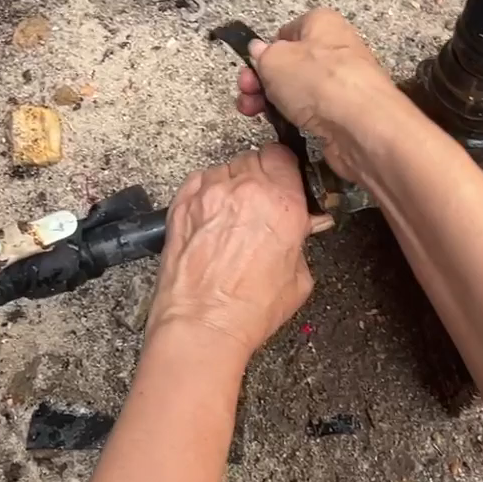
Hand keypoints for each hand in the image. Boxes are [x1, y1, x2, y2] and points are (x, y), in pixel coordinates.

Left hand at [147, 144, 315, 364]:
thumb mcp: (299, 277)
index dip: (284, 169)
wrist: (202, 325)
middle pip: (255, 158)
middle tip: (260, 204)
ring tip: (231, 216)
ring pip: (226, 168)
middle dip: (259, 178)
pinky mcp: (182, 203)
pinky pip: (199, 182)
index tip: (283, 182)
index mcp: (283, 203)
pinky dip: (206, 193)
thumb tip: (298, 228)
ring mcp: (210, 193)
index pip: (284, 156)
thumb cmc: (248, 309)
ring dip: (232, 185)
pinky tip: (211, 219)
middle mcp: (246, 190)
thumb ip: (299, 240)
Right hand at [235, 8, 405, 181]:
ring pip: (298, 90)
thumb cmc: (322, 82)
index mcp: (322, 24)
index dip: (265, 51)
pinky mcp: (343, 113)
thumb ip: (262, 55)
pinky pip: (311, 112)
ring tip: (255, 113)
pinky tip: (286, 124)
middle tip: (248, 93)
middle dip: (263, 81)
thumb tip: (259, 52)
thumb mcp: (274, 60)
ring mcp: (340, 83)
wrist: (360, 125)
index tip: (251, 68)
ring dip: (273, 102)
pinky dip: (295, 118)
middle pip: (289, 64)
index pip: (286, 32)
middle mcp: (335, 50)